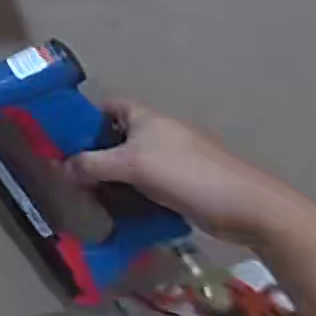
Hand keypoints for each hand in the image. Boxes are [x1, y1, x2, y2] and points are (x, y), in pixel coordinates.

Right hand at [66, 100, 313, 246]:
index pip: (107, 105)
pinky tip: (120, 205)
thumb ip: (90, 164)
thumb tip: (61, 168)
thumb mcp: (130, 166)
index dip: (84, 116)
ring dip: (112, 175)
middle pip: (116, 135)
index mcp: (147, 118)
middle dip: (94, 151)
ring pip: (131, 161)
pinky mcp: (186, 182)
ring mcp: (175, 158)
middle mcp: (160, 132)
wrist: (254, 210)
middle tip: (72, 169)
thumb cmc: (188, 175)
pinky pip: (147, 181)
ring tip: (91, 191)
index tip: (64, 137)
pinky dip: (132, 191)